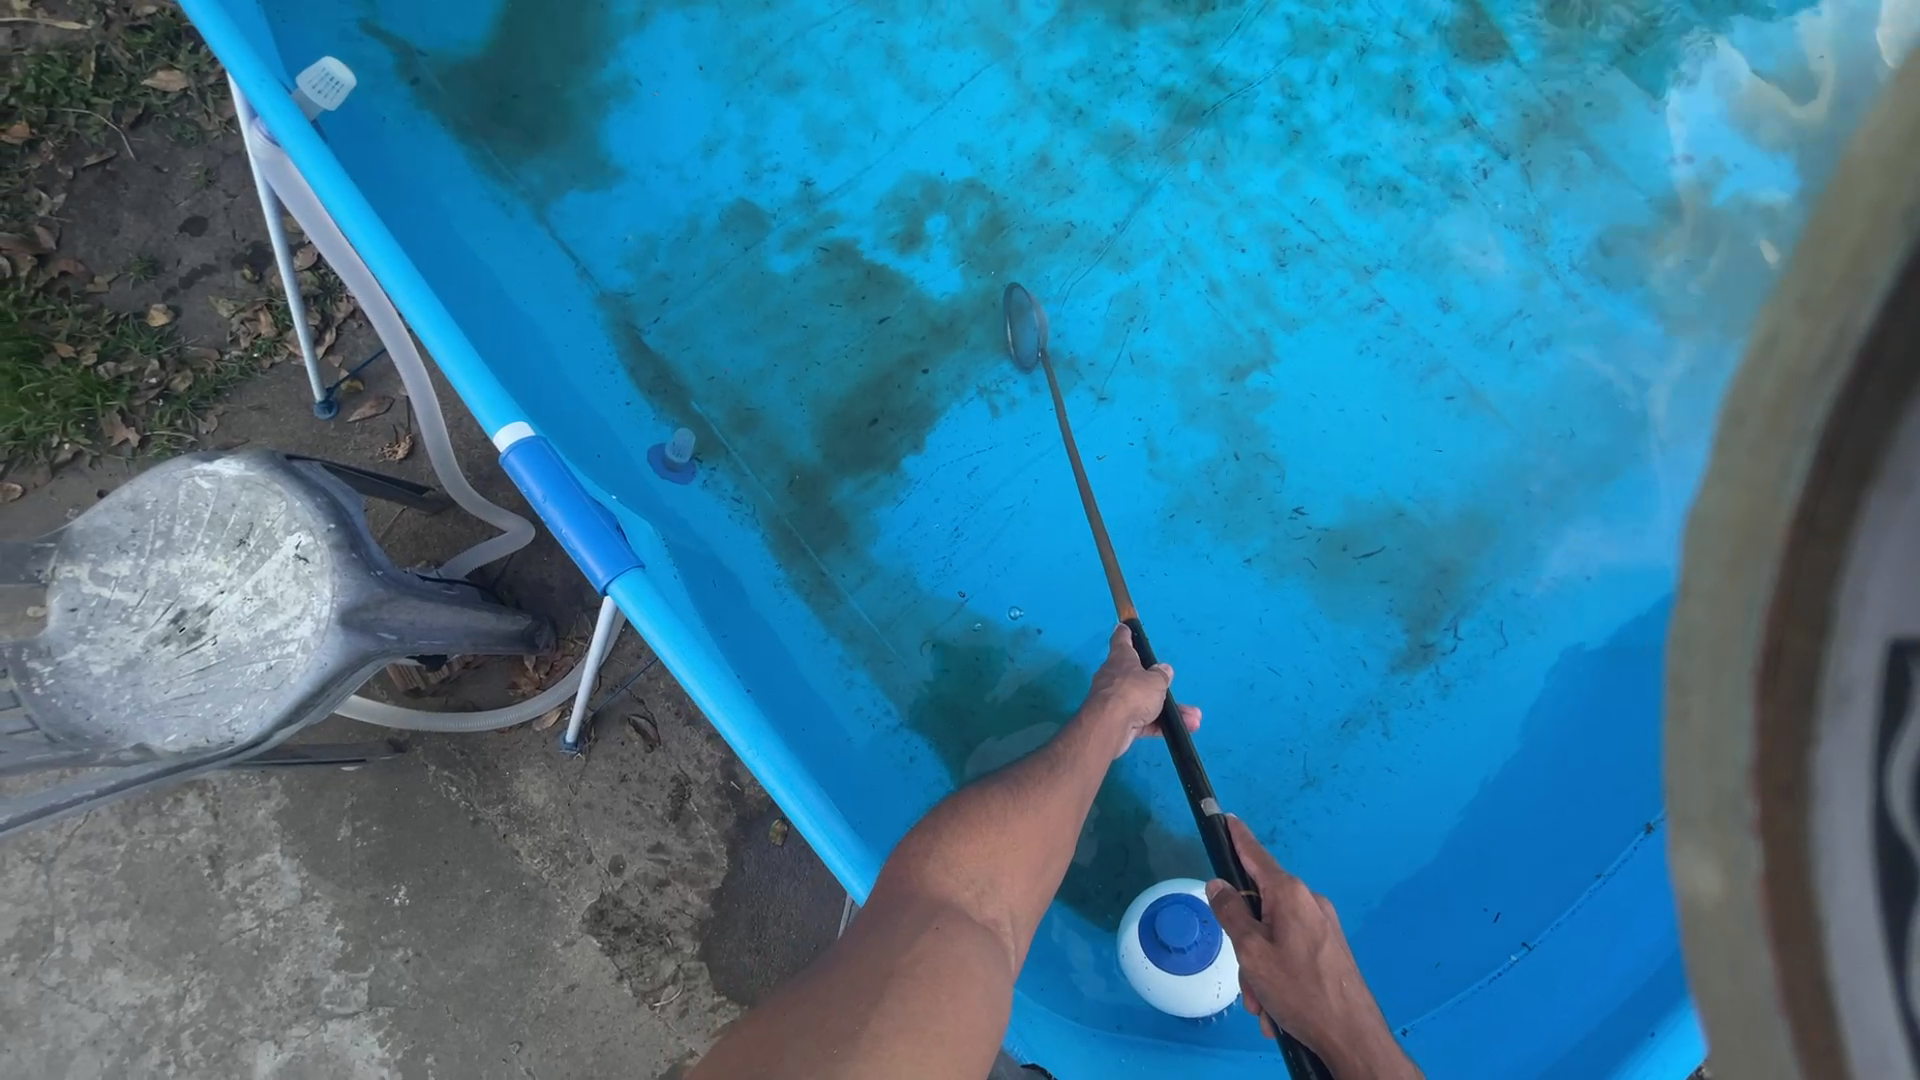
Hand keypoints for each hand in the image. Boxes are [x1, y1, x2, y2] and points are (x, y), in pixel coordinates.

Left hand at [1077, 624, 1199, 758]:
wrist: (1110, 726)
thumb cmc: (1133, 693)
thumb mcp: (1155, 681)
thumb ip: (1161, 675)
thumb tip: (1164, 669)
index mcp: (1121, 658)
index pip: (1121, 640)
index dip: (1125, 633)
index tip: (1124, 627)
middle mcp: (1114, 676)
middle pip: (1137, 677)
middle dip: (1158, 686)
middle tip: (1173, 690)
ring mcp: (1114, 700)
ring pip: (1144, 702)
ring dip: (1167, 710)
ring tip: (1193, 719)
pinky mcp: (1117, 721)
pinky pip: (1142, 721)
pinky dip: (1158, 725)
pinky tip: (1179, 731)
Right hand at [1206, 817, 1421, 1079]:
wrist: (1356, 1041)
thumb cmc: (1300, 991)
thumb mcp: (1251, 952)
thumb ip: (1231, 913)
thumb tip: (1219, 884)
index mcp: (1289, 894)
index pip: (1255, 855)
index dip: (1238, 837)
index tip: (1227, 818)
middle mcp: (1308, 902)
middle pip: (1259, 906)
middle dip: (1245, 943)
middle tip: (1247, 981)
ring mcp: (1323, 926)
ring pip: (1273, 934)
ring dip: (1261, 968)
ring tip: (1264, 1005)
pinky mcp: (1332, 950)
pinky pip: (1292, 950)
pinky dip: (1280, 975)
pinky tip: (1280, 1009)